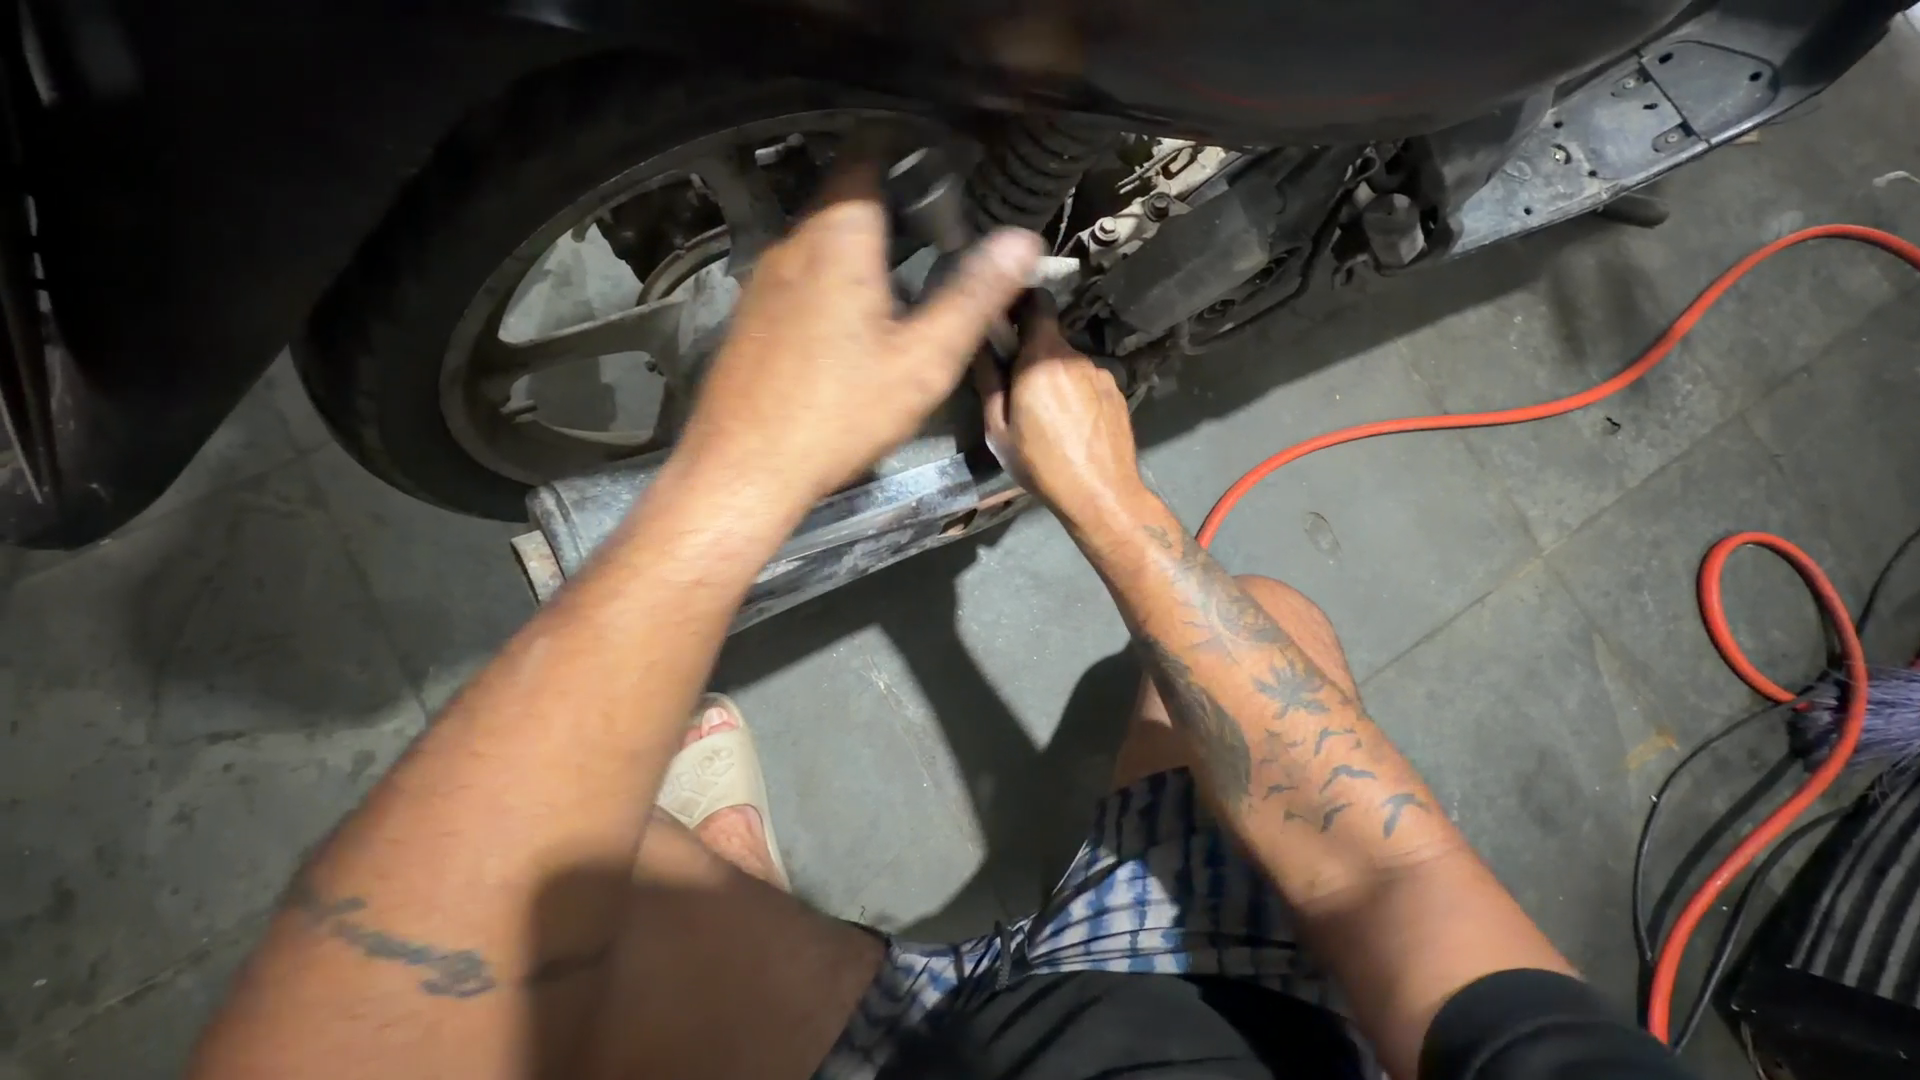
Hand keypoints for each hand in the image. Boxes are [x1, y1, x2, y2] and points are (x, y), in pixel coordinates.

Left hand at [676, 161, 1041, 506]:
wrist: (745, 468)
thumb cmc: (838, 416)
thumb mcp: (923, 360)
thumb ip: (974, 296)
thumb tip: (1021, 242)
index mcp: (839, 239)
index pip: (869, 151)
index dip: (910, 146)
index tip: (946, 164)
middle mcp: (794, 244)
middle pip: (846, 193)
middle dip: (894, 200)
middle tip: (940, 228)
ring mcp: (766, 278)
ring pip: (822, 234)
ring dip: (864, 241)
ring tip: (908, 272)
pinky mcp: (753, 313)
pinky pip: (801, 270)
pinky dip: (834, 273)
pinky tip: (856, 319)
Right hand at [976, 294, 1143, 524]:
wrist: (1101, 494)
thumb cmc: (1041, 465)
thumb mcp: (998, 431)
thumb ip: (988, 382)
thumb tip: (979, 347)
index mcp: (1041, 358)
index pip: (1036, 303)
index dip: (1020, 303)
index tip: (1005, 319)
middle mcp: (1074, 356)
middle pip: (1049, 339)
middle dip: (1031, 354)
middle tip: (1017, 388)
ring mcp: (1100, 372)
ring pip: (1068, 363)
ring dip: (1054, 377)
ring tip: (1047, 416)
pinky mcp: (1117, 390)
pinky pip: (1087, 381)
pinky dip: (1076, 393)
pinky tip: (1072, 425)